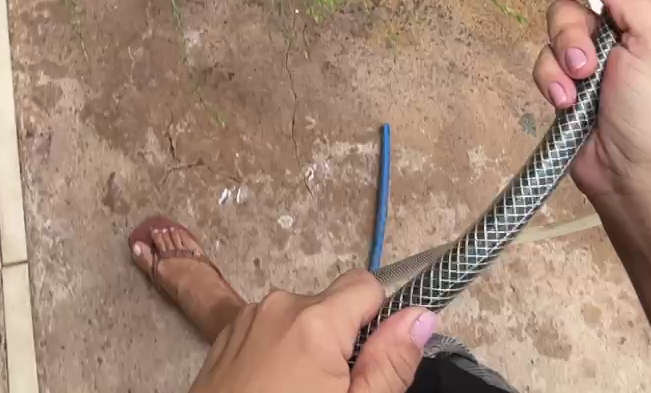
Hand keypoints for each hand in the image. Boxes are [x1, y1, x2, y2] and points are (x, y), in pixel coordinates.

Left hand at [188, 269, 435, 392]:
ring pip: (302, 320)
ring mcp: (249, 315)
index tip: (377, 363)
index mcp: (315, 320)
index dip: (381, 321)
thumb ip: (389, 365)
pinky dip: (283, 354)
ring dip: (312, 351)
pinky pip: (272, 330)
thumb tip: (422, 316)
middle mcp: (280, 303)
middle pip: (333, 306)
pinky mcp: (228, 332)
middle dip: (345, 344)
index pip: (366, 285)